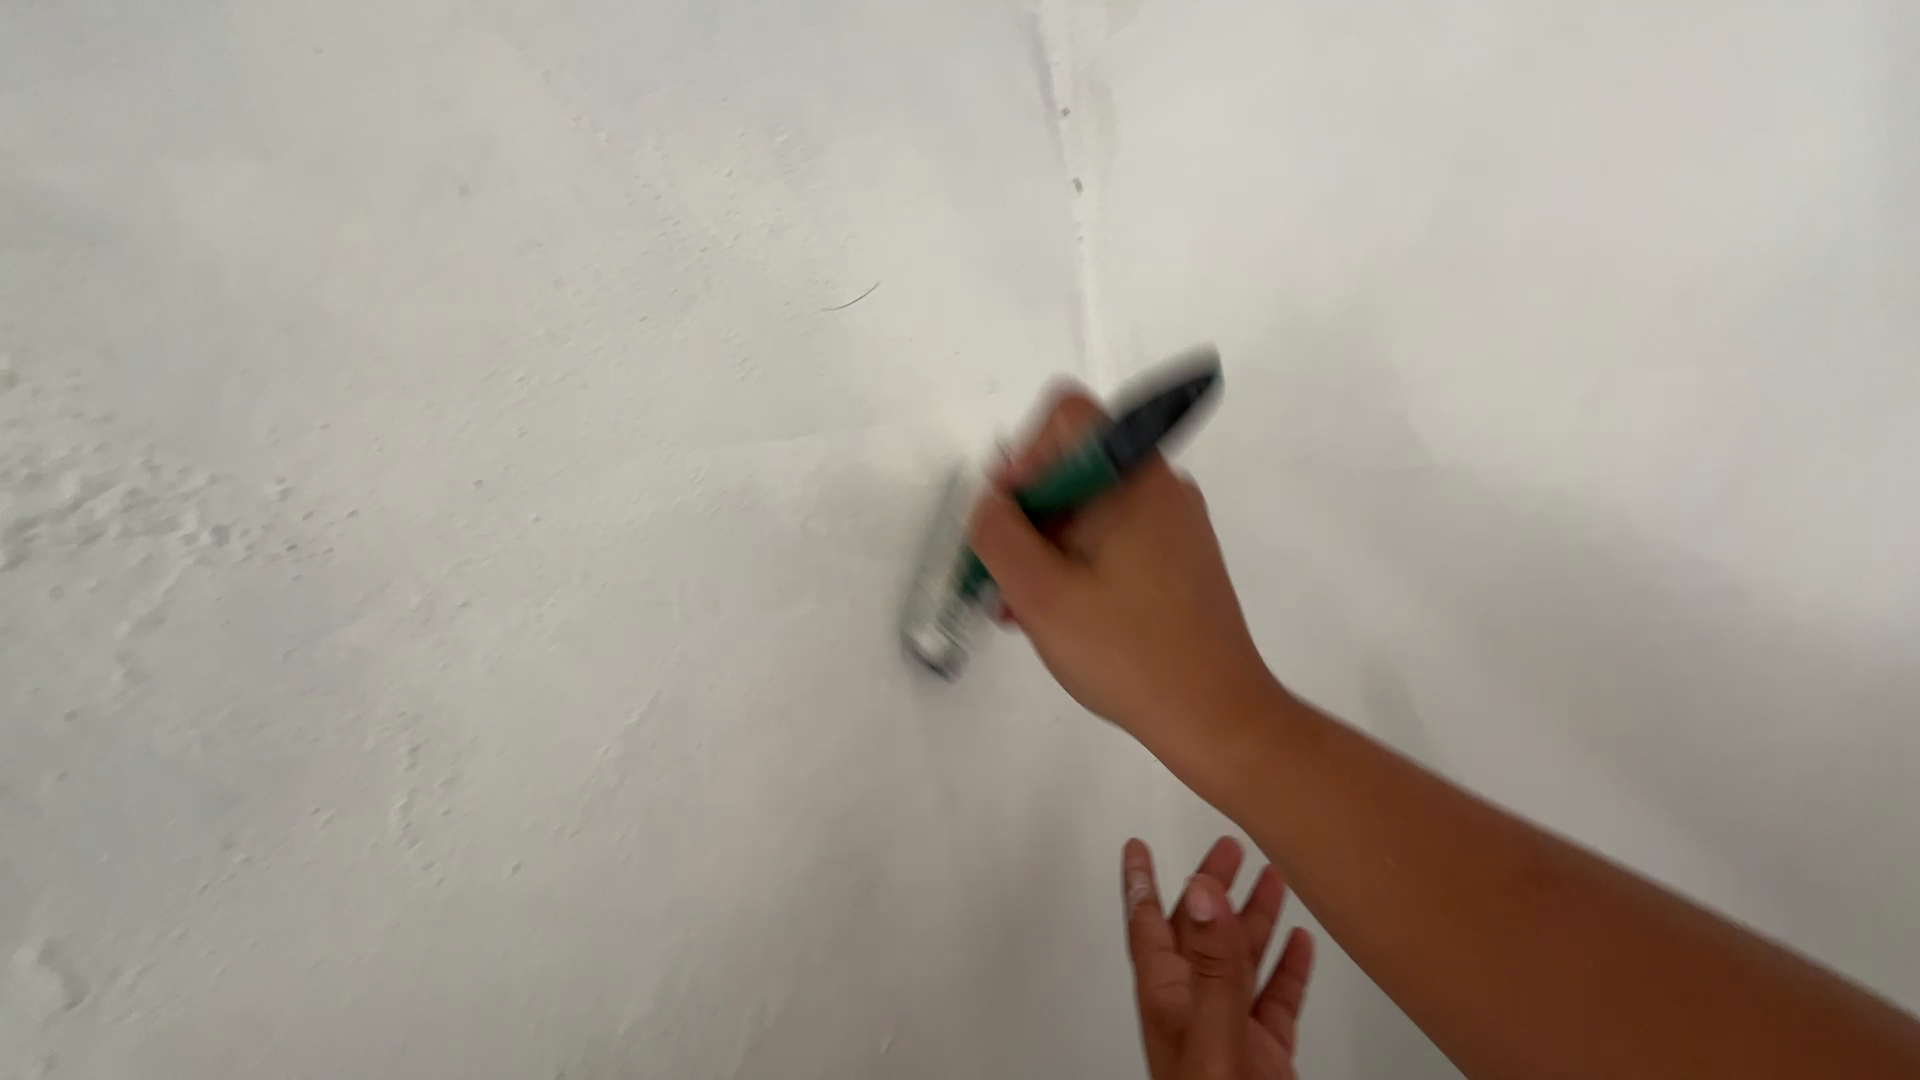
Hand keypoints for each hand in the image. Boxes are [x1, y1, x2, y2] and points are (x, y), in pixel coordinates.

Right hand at [969, 384, 1279, 752]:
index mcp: (1134, 478)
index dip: (1023, 456)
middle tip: (999, 576)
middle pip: (1072, 469)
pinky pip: (1109, 542)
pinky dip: (1072, 566)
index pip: (1067, 418)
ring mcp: (1171, 527)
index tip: (1007, 515)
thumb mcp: (1039, 591)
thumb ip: (996, 532)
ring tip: (1015, 609)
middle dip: (1024, 517)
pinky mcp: (1175, 562)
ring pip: (1086, 512)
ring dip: (1041, 550)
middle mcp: (1159, 488)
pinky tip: (1049, 617)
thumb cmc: (1125, 651)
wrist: (1216, 718)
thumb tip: (991, 502)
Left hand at [1124, 836, 1314, 1079]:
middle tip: (1228, 846)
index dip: (1140, 880)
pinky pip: (1277, 1001)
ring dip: (1254, 918)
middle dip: (1211, 887)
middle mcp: (1195, 1006)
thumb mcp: (1213, 1033)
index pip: (1146, 923)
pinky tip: (1303, 943)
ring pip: (1241, 960)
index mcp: (1168, 996)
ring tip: (1274, 876)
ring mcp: (1231, 1032)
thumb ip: (1210, 964)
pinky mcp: (1266, 1058)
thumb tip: (1199, 889)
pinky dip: (1288, 969)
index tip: (1137, 844)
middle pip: (1199, 931)